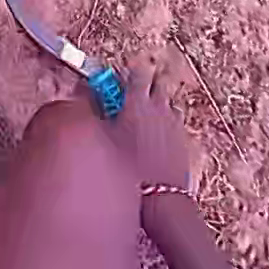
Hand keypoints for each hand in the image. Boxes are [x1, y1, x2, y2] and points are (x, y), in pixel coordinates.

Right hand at [103, 61, 192, 190]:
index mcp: (138, 102)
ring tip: (143, 112)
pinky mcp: (183, 140)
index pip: (136, 74)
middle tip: (135, 86)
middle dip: (147, 82)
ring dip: (156, 103)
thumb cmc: (128, 166)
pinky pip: (173, 122)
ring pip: (167, 103)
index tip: (122, 70)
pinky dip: (164, 121)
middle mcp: (160, 108)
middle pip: (157, 84)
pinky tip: (154, 134)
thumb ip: (96, 110)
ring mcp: (174, 124)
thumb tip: (86, 95)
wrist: (160, 198)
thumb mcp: (103, 135)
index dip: (129, 70)